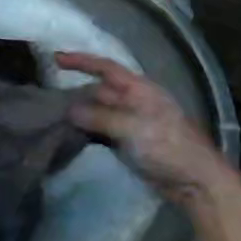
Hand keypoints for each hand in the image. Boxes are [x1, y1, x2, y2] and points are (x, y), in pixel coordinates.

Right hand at [56, 52, 237, 207]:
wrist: (195, 181)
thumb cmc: (168, 146)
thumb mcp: (132, 128)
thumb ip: (99, 117)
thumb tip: (69, 111)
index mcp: (140, 89)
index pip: (106, 68)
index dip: (81, 61)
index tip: (55, 59)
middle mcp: (134, 101)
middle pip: (99, 90)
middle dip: (75, 91)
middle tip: (46, 97)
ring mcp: (131, 123)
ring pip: (97, 112)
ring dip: (78, 113)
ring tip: (51, 116)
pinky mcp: (128, 142)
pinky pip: (100, 130)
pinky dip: (85, 131)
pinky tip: (69, 134)